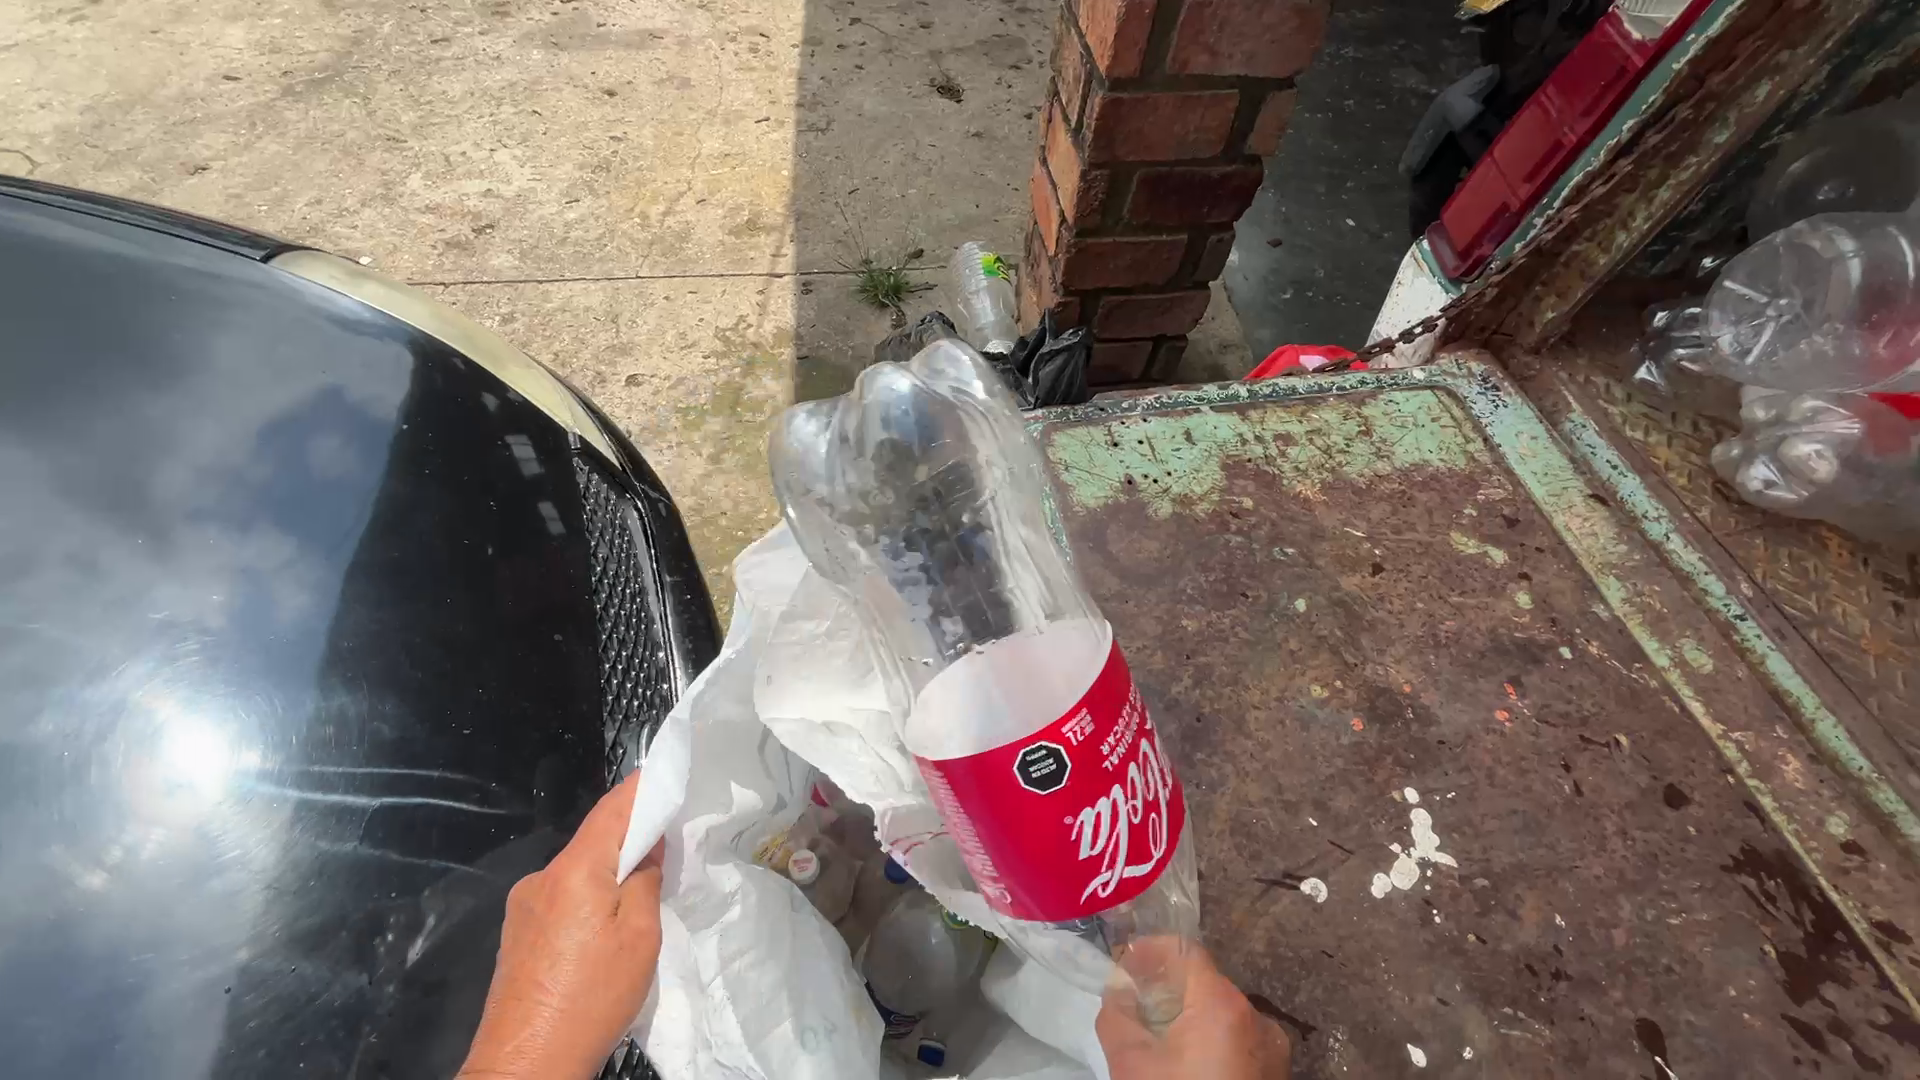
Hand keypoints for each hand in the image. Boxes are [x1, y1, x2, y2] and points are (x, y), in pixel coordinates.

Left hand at [459, 770, 663, 1079]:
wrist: (523, 1070)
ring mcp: (523, 907)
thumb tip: (647, 849)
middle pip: (594, 838)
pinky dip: (589, 895)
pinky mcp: (517, 935)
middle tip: (670, 843)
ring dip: (609, 870)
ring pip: (578, 869)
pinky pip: (562, 896)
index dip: (641, 786)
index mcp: (575, 870)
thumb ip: (645, 881)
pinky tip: (604, 926)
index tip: (668, 770)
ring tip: (641, 895)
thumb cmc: (591, 997)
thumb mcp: (639, 936)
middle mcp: (541, 878)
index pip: (612, 808)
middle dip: (632, 834)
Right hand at [1097, 942, 1292, 1079]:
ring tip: (1157, 1036)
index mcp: (1223, 1003)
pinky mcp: (1275, 1077)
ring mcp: (1272, 1050)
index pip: (1184, 950)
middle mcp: (1256, 1018)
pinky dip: (1209, 1041)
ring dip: (1187, 1015)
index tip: (1124, 965)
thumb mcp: (1130, 1062)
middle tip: (1134, 1001)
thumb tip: (1118, 990)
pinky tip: (1185, 1064)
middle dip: (1166, 985)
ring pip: (1220, 1012)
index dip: (1150, 950)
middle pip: (1203, 981)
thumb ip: (1116, 1012)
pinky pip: (1237, 1041)